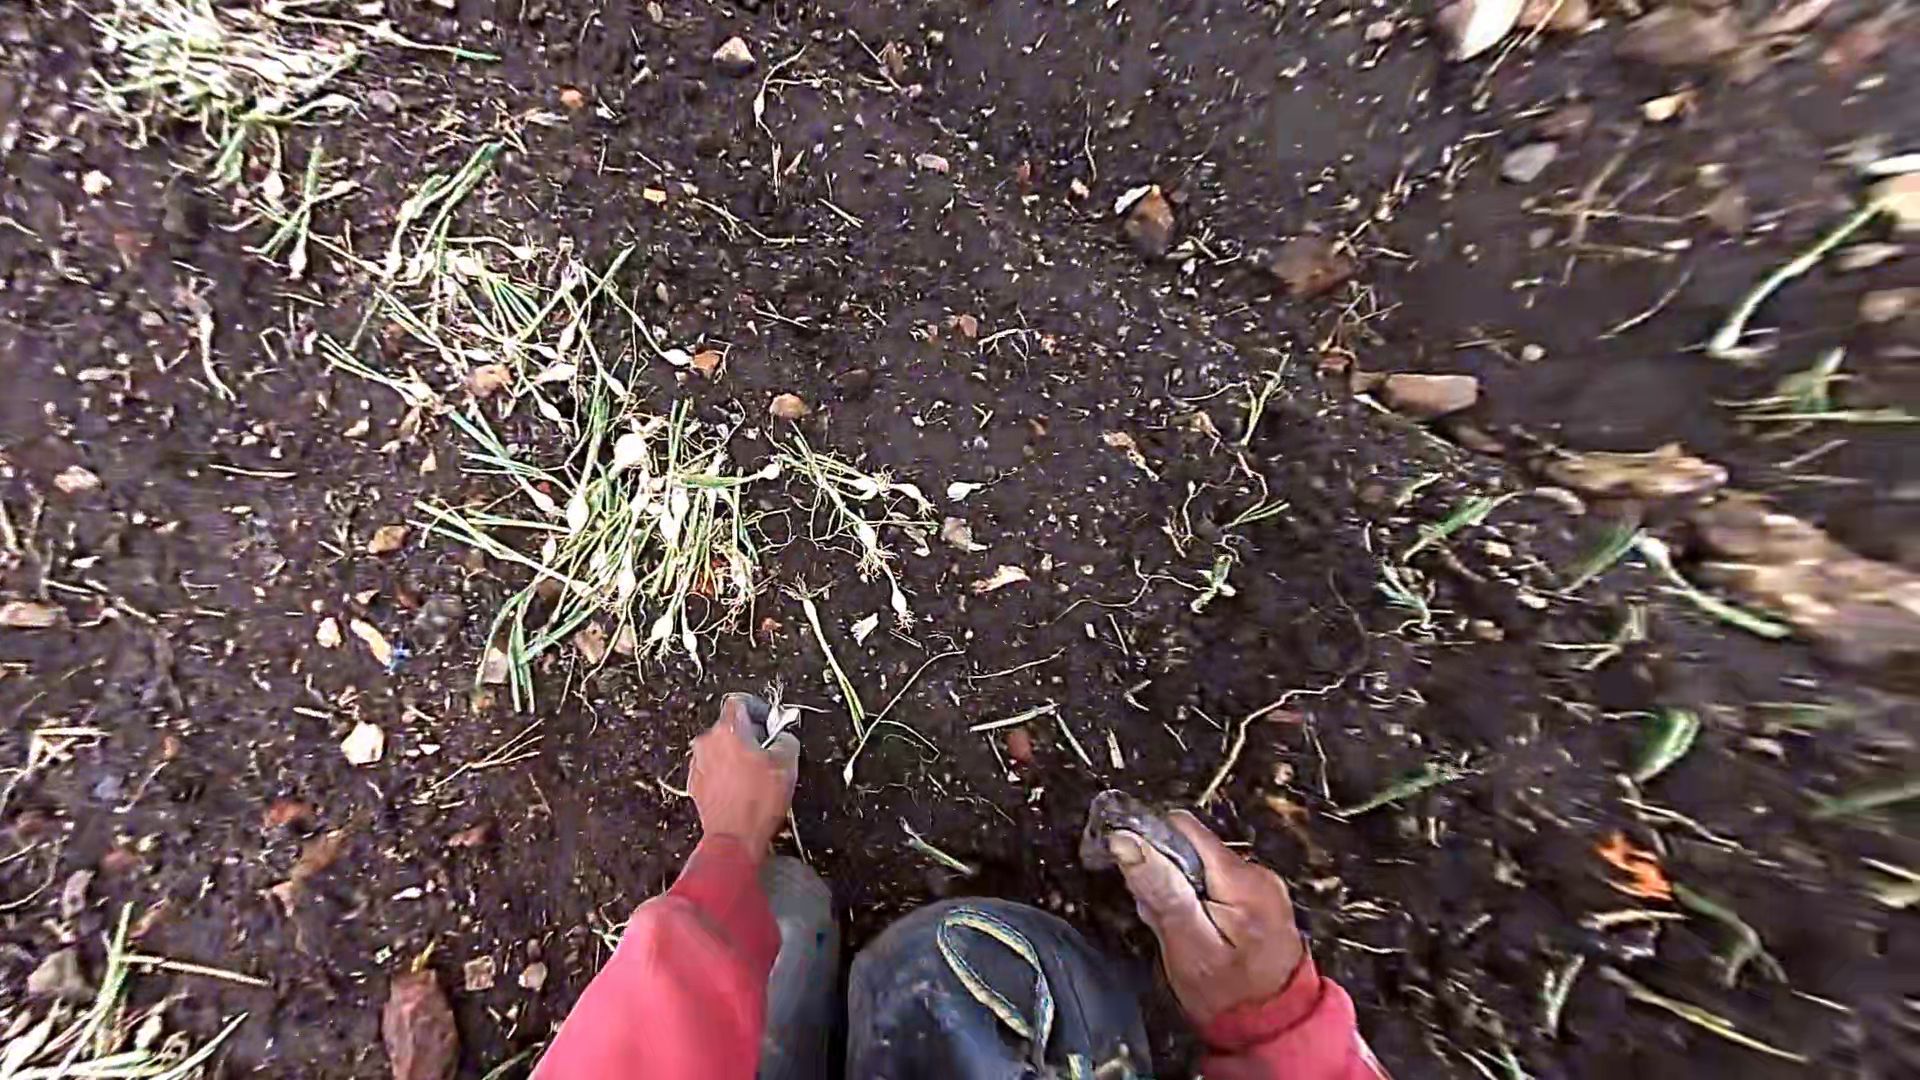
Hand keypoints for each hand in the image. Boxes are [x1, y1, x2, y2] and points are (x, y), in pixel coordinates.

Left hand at [688, 696, 799, 860]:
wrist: (734, 839)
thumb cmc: (758, 800)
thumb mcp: (787, 761)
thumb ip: (786, 738)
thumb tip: (782, 737)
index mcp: (728, 729)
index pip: (740, 701)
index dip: (759, 709)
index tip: (770, 724)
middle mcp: (708, 742)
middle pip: (731, 725)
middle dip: (751, 735)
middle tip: (769, 752)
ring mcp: (698, 765)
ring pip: (723, 748)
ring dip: (738, 755)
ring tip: (758, 774)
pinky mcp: (695, 785)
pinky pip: (714, 768)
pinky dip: (728, 773)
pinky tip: (745, 788)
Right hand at [1108, 810, 1305, 1025]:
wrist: (1274, 1037)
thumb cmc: (1229, 997)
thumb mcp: (1186, 944)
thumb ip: (1159, 889)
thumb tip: (1126, 841)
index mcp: (1242, 880)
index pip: (1182, 828)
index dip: (1154, 845)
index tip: (1144, 877)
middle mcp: (1258, 873)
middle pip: (1191, 844)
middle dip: (1167, 871)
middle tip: (1164, 913)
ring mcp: (1263, 885)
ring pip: (1200, 862)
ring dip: (1181, 886)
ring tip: (1182, 925)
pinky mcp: (1261, 897)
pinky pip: (1215, 879)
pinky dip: (1198, 896)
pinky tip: (1198, 926)